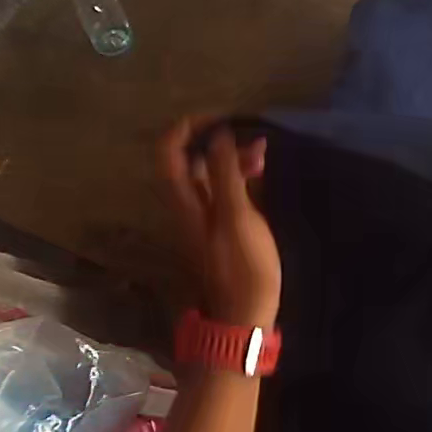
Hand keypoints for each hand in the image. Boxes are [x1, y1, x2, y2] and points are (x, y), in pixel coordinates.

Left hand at [159, 116, 280, 328]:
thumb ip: (226, 174)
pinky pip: (222, 190)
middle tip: (252, 138)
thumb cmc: (243, 266)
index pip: (168, 151)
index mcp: (184, 200)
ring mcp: (203, 215)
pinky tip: (259, 173)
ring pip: (209, 174)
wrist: (245, 313)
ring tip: (263, 154)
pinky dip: (237, 177)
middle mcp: (187, 204)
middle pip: (190, 160)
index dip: (187, 127)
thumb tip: (218, 135)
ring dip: (231, 158)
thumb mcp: (237, 216)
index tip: (220, 118)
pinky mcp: (220, 226)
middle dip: (217, 141)